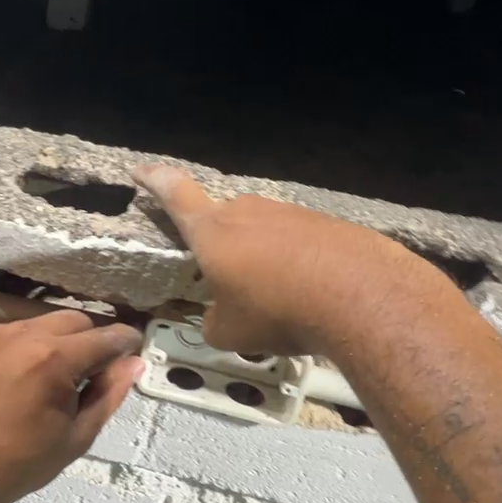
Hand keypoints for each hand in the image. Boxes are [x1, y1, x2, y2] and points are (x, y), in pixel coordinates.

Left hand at [0, 311, 143, 502]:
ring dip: (55, 341)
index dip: (125, 342)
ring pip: (40, 322)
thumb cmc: (21, 463)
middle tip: (89, 371)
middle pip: (75, 319)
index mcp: (55, 359)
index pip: (105, 337)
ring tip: (49, 376)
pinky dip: (22, 347)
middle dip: (89, 339)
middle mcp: (24, 335)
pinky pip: (9, 332)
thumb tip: (133, 363)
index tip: (133, 348)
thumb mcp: (78, 436)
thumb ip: (110, 394)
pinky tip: (17, 376)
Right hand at [134, 164, 439, 355]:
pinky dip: (295, 263)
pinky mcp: (324, 224)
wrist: (361, 295)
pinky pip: (297, 242)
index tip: (140, 170)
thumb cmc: (277, 310)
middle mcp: (247, 211)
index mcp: (212, 230)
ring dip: (261, 258)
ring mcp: (289, 213)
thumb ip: (213, 321)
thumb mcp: (230, 332)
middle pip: (222, 220)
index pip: (175, 194)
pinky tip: (309, 292)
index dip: (154, 180)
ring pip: (262, 232)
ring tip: (275, 296)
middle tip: (226, 278)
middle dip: (220, 245)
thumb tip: (218, 319)